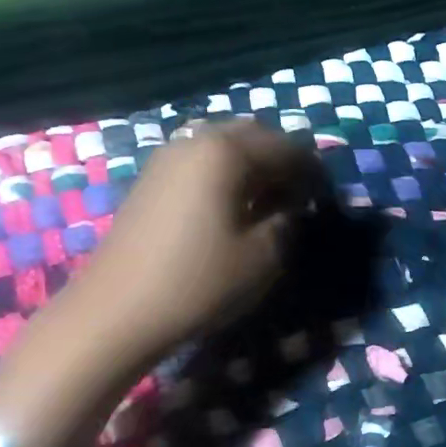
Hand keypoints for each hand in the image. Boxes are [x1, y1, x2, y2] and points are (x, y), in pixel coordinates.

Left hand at [0, 120, 318, 446]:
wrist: (118, 310)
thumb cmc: (199, 281)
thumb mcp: (263, 256)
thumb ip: (287, 221)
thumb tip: (292, 205)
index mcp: (226, 151)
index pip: (287, 147)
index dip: (313, 171)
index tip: (327, 199)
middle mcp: (195, 141)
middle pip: (252, 136)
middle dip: (282, 160)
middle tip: (299, 197)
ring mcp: (167, 158)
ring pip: (224, 147)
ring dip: (253, 166)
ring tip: (268, 203)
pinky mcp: (151, 180)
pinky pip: (201, 163)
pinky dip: (225, 175)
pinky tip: (232, 207)